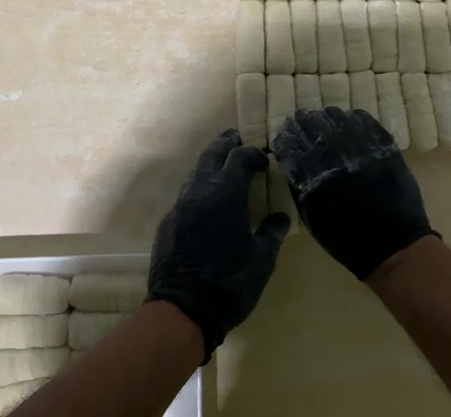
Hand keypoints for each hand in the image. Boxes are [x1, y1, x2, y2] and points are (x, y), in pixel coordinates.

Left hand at [147, 130, 289, 361]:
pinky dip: (200, 188)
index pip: (240, 157)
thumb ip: (271, 234)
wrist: (182, 309)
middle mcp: (200, 191)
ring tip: (225, 169)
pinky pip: (186, 194)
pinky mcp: (168, 221)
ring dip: (211, 165)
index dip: (253, 154)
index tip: (264, 161)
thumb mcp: (262, 261)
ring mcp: (180, 205)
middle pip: (212, 154)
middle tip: (238, 141)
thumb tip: (281, 218)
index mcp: (226, 194)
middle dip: (226, 144)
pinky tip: (208, 202)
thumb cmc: (229, 284)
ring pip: (196, 172)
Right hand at [271, 107, 434, 279]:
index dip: (285, 137)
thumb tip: (290, 156)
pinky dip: (352, 120)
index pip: (289, 143)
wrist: (394, 245)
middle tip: (301, 124)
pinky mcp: (383, 144)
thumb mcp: (310, 214)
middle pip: (310, 123)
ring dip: (326, 120)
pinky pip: (362, 119)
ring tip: (326, 127)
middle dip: (302, 123)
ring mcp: (361, 146)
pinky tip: (349, 127)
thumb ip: (297, 182)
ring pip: (335, 116)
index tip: (284, 136)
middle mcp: (335, 156)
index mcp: (312, 176)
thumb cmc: (346, 237)